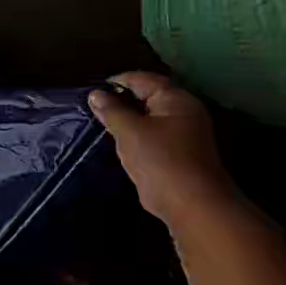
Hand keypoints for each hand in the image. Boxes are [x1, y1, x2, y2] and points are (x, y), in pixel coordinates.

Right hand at [89, 71, 240, 225]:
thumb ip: (111, 111)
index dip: (116, 82)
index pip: (142, 79)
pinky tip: (122, 146)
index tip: (92, 92)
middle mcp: (185, 110)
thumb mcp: (129, 132)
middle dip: (122, 102)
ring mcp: (186, 133)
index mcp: (175, 98)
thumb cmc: (160, 161)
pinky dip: (138, 138)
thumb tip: (95, 94)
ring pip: (151, 119)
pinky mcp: (182, 154)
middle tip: (94, 110)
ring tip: (104, 128)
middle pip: (148, 97)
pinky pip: (155, 137)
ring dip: (129, 122)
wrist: (193, 205)